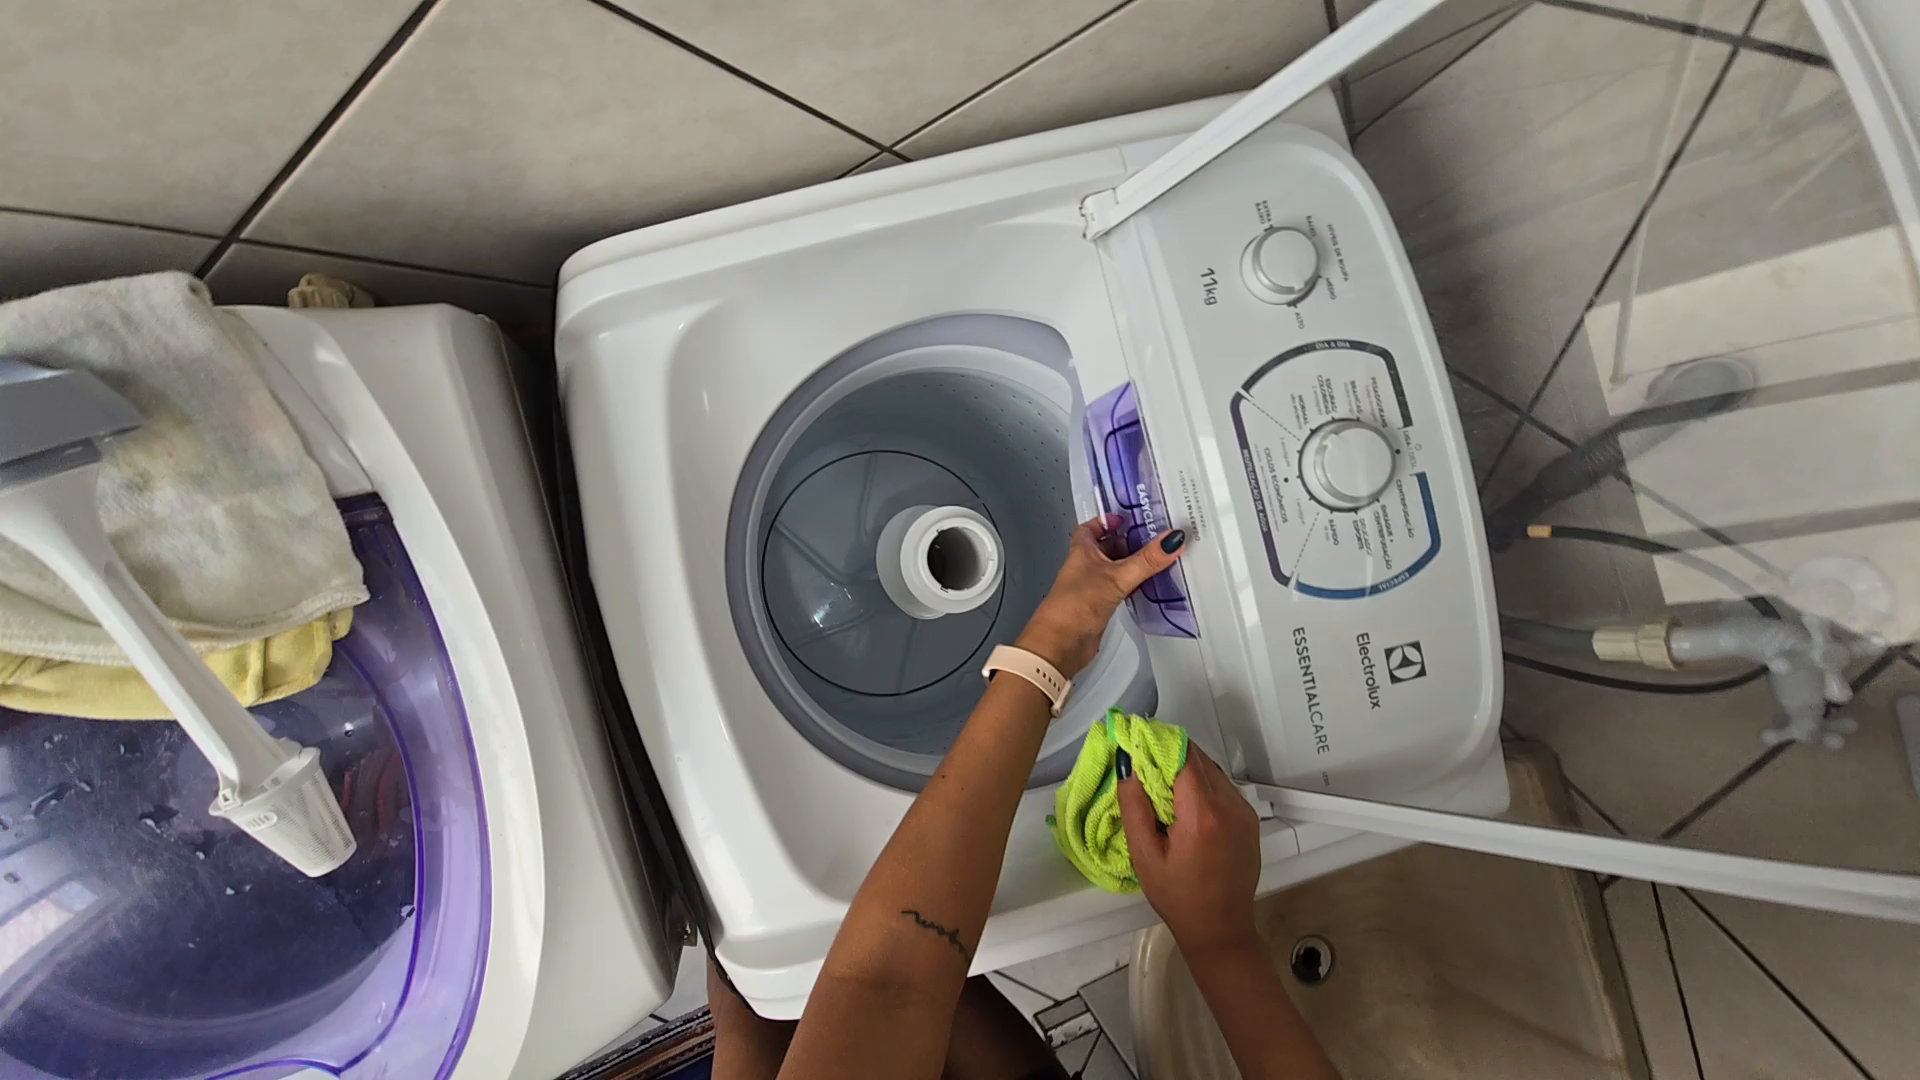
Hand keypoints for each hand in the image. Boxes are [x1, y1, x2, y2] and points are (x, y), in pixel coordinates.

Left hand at [1014, 514, 1185, 677]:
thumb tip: (1172, 539)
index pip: (1090, 528)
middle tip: (1152, 537)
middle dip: (1126, 542)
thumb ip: (1146, 560)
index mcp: (1082, 551)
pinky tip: (1147, 585)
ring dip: (1132, 564)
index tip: (1125, 518)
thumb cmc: (1076, 605)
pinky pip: (1119, 589)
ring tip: (1157, 558)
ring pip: (1114, 569)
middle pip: (1106, 548)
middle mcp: (1085, 567)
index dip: (1105, 521)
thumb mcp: (1116, 577)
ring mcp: (1091, 587)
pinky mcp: (1099, 607)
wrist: (1061, 644)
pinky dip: (1132, 584)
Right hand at [1118, 744, 1261, 957]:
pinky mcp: (1249, 818)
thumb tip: (1128, 765)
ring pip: (1210, 769)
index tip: (1136, 737)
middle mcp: (1230, 806)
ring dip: (1185, 766)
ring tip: (1159, 779)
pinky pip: (1221, 785)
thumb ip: (1134, 806)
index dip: (1158, 741)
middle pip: (1198, 758)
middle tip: (1141, 757)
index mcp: (1202, 815)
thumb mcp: (1144, 855)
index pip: (1183, 756)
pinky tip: (1182, 799)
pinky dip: (1200, 781)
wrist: (1221, 930)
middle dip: (1168, 752)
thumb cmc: (1178, 897)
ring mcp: (1244, 810)